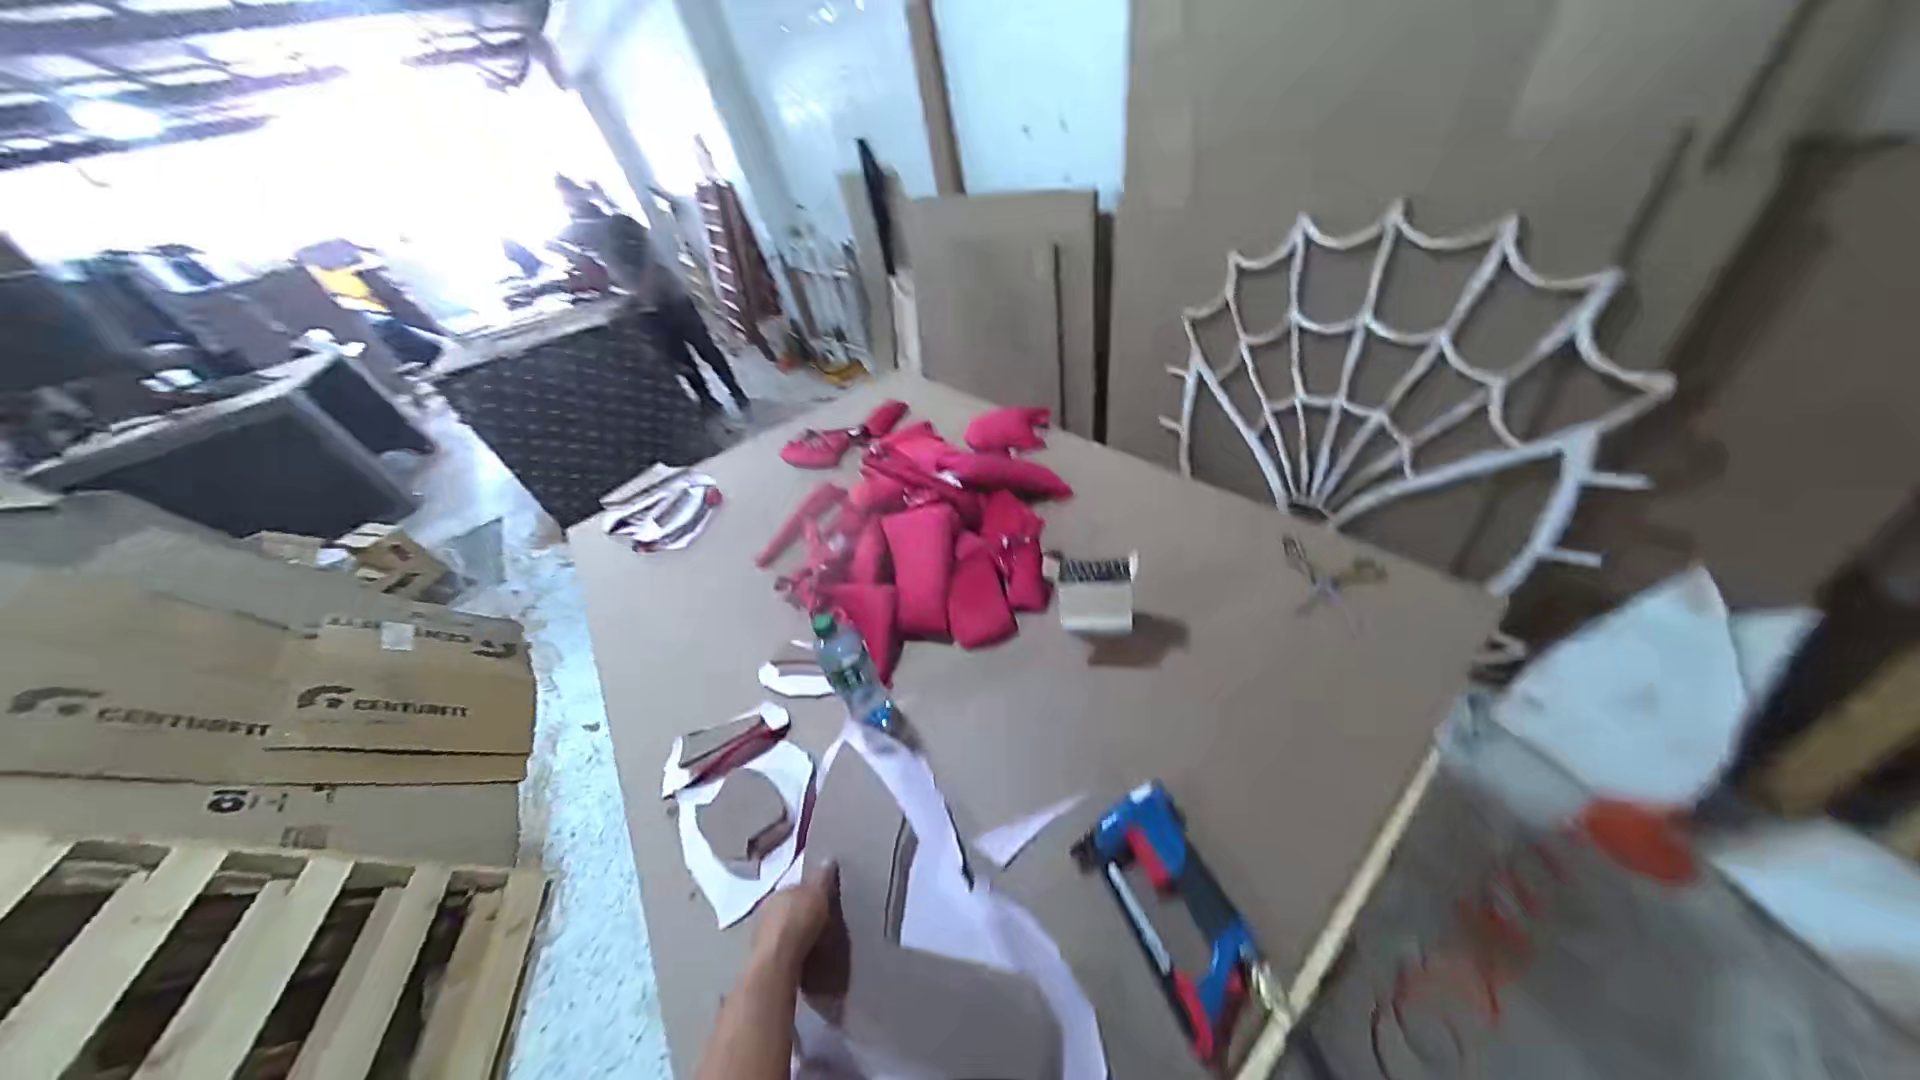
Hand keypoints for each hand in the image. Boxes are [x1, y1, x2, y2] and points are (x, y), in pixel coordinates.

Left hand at [751, 859, 837, 974]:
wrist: (777, 961)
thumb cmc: (799, 920)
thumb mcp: (819, 894)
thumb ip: (823, 878)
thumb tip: (828, 859)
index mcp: (778, 889)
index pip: (795, 886)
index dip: (808, 892)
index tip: (821, 900)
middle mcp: (764, 908)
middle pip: (786, 907)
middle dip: (798, 913)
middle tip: (817, 922)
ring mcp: (759, 934)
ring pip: (780, 928)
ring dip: (791, 933)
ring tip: (810, 942)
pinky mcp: (760, 958)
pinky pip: (778, 948)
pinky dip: (787, 950)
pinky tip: (799, 957)